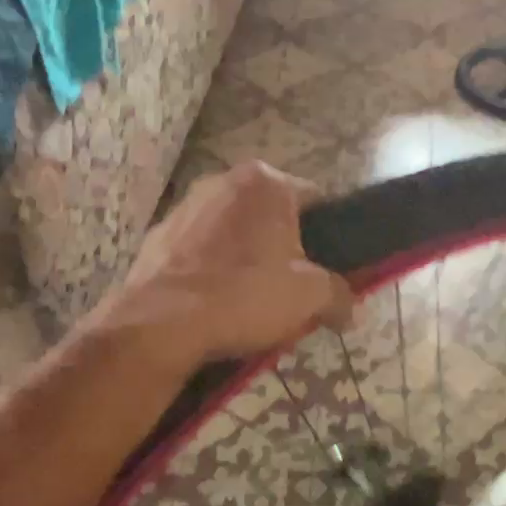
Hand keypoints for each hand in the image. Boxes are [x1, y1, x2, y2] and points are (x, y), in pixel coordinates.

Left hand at [87, 161, 352, 366]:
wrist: (161, 324)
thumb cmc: (245, 296)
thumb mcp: (310, 298)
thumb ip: (339, 295)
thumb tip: (349, 308)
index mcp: (266, 182)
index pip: (316, 201)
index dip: (329, 239)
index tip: (329, 274)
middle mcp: (223, 180)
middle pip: (272, 219)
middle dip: (284, 253)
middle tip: (293, 295)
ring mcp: (184, 207)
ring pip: (234, 236)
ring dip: (248, 263)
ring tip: (253, 307)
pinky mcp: (157, 237)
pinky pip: (201, 255)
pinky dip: (213, 275)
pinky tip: (217, 309)